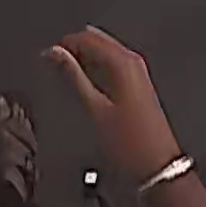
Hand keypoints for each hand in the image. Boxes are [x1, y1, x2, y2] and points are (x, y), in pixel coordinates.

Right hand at [47, 26, 182, 182]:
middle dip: (74, 47)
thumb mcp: (94, 108)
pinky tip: (86, 78)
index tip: (48, 54)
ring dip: (85, 56)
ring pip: (106, 51)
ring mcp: (138, 72)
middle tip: (54, 60)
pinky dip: (97, 65)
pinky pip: (114, 63)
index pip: (88, 38)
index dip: (65, 43)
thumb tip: (56, 53)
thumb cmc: (129, 142)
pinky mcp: (139, 84)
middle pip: (98, 41)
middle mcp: (132, 61)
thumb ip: (73, 76)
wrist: (157, 168)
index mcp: (122, 61)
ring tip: (65, 70)